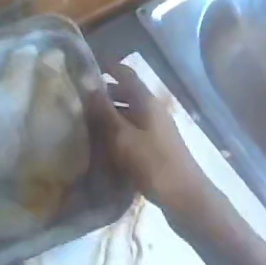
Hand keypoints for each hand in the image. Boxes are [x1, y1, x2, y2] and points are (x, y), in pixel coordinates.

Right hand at [87, 61, 225, 231]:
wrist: (187, 199)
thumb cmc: (154, 164)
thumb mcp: (123, 137)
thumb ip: (104, 111)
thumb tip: (87, 84)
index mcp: (147, 101)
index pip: (127, 74)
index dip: (109, 66)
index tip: (87, 65)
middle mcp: (153, 110)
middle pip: (127, 93)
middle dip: (105, 92)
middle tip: (79, 97)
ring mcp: (157, 129)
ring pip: (129, 113)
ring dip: (110, 113)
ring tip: (85, 120)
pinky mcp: (157, 147)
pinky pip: (134, 130)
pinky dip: (118, 131)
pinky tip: (103, 144)